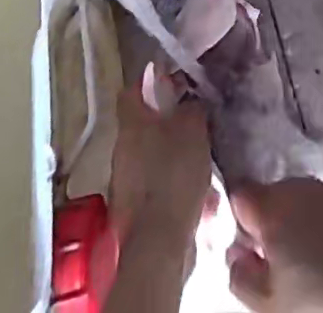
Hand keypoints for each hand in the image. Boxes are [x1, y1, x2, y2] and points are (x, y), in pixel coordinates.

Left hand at [110, 64, 213, 249]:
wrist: (158, 242)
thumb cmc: (173, 175)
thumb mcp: (193, 129)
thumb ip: (191, 107)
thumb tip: (188, 97)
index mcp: (131, 123)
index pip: (131, 90)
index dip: (149, 82)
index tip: (172, 80)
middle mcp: (122, 148)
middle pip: (143, 123)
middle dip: (168, 120)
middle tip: (194, 120)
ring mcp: (125, 179)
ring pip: (151, 153)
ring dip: (173, 152)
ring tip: (201, 158)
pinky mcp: (134, 206)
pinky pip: (156, 182)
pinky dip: (174, 180)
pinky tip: (197, 190)